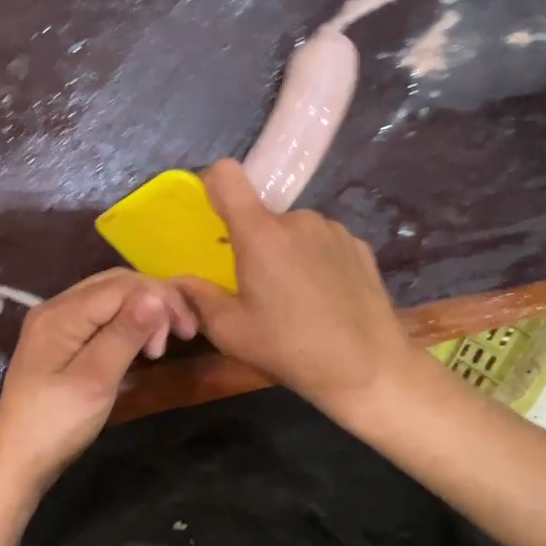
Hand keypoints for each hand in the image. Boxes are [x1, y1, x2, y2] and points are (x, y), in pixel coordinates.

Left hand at [0, 269, 197, 488]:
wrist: (16, 461)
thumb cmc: (56, 424)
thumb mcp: (96, 380)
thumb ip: (125, 334)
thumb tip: (157, 294)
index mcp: (60, 313)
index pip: (121, 284)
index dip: (160, 299)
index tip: (187, 332)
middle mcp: (54, 308)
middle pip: (115, 285)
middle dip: (153, 302)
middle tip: (180, 336)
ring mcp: (54, 325)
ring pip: (108, 299)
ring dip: (141, 314)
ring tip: (158, 348)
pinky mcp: (57, 342)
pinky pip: (98, 317)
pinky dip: (125, 325)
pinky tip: (138, 347)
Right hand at [172, 159, 416, 413]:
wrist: (369, 369)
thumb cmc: (289, 348)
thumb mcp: (229, 331)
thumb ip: (196, 296)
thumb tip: (176, 280)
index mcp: (260, 232)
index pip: (227, 175)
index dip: (210, 184)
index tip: (208, 214)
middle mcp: (298, 219)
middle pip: (260, 214)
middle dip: (250, 241)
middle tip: (253, 285)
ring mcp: (333, 229)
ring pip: (292, 229)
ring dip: (283, 250)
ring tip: (290, 295)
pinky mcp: (358, 245)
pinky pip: (321, 242)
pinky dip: (312, 260)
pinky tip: (321, 298)